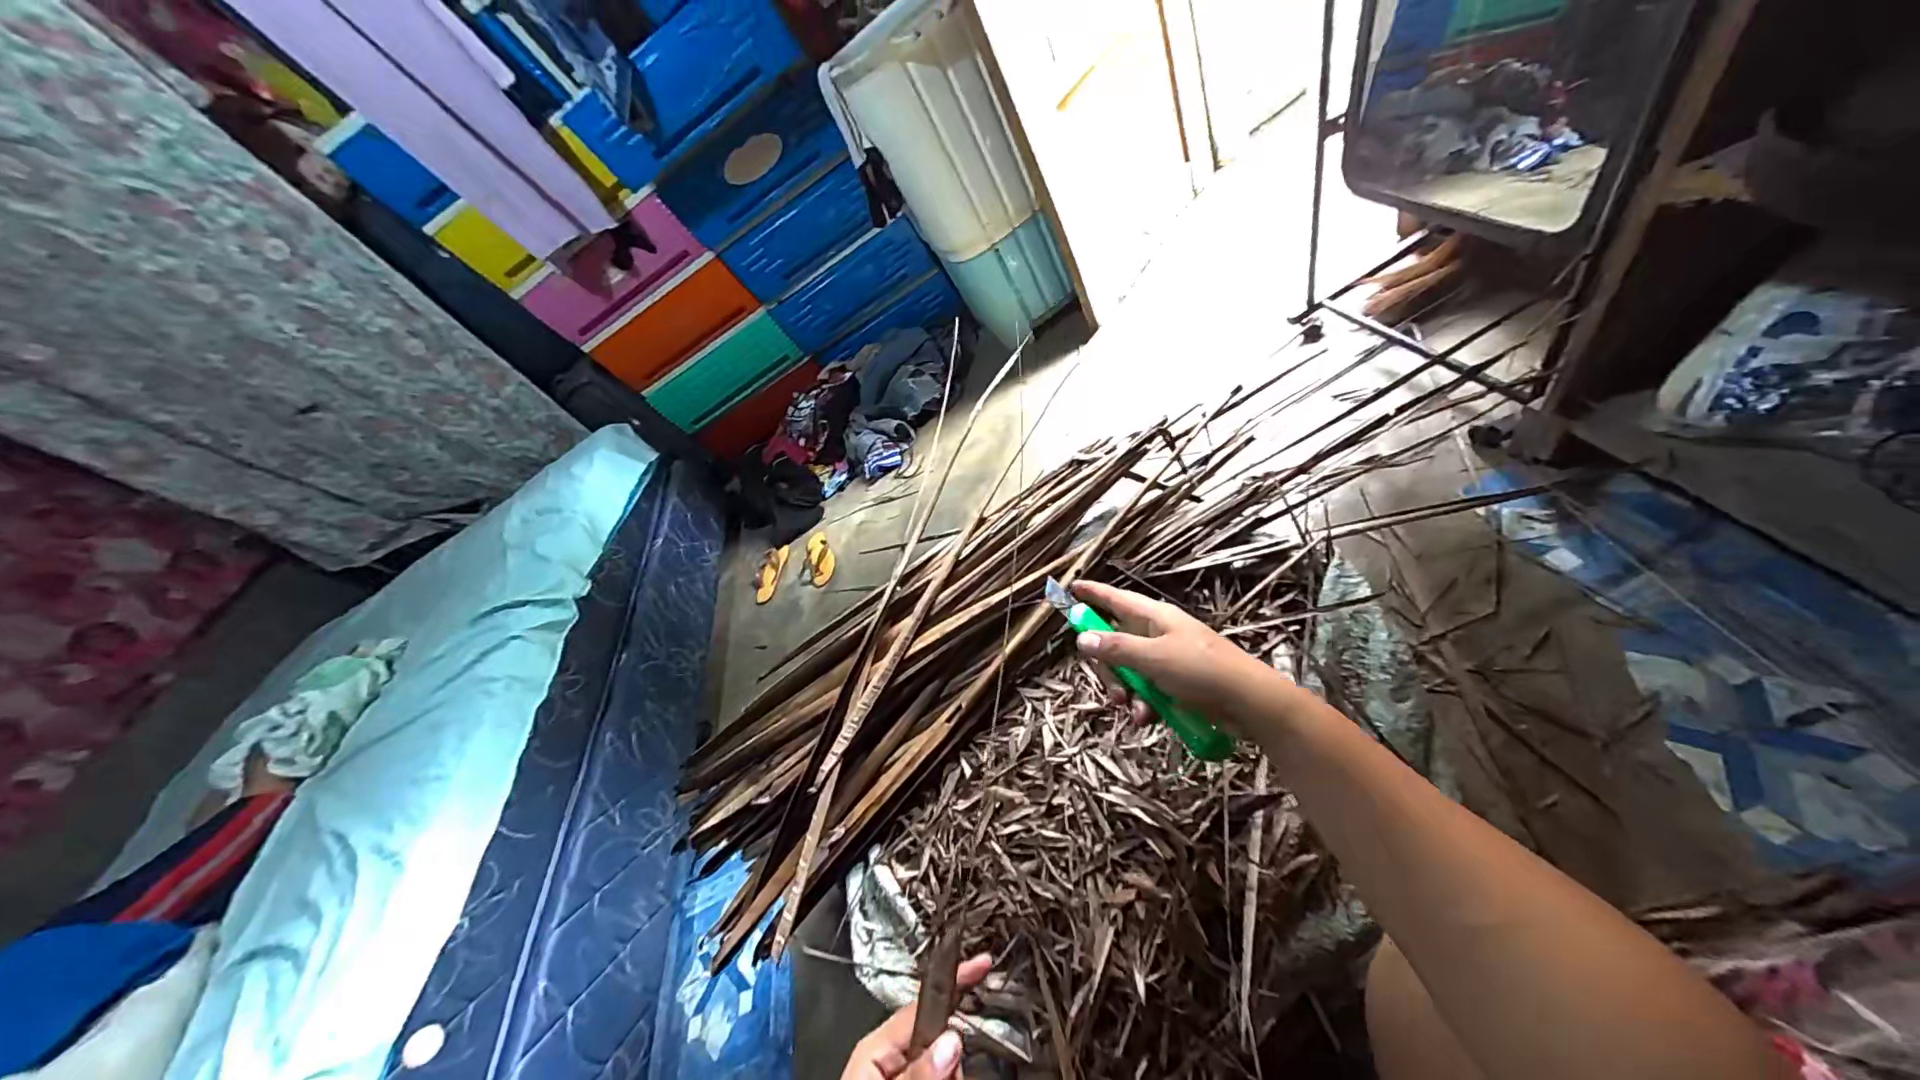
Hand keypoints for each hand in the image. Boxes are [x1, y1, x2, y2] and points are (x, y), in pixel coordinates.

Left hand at [841, 953, 992, 1079]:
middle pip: (941, 1039)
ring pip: (947, 1067)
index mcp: (876, 1047)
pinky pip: (941, 1078)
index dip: (955, 981)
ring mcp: (900, 1075)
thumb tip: (951, 1040)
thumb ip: (919, 1073)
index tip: (980, 964)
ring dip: (950, 1079)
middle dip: (954, 1064)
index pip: (923, 1003)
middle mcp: (889, 1057)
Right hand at [1070, 580, 1291, 733]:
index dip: (1093, 594)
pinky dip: (1142, 703)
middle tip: (1112, 690)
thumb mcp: (1153, 659)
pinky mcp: (1174, 683)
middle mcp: (1157, 634)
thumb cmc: (1201, 670)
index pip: (1115, 599)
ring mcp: (1166, 659)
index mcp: (1153, 617)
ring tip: (1133, 710)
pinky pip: (1145, 689)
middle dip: (1108, 669)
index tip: (1072, 589)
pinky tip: (1147, 718)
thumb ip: (1116, 649)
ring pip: (1128, 670)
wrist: (1248, 702)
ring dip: (1125, 691)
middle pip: (1114, 643)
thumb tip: (1082, 639)